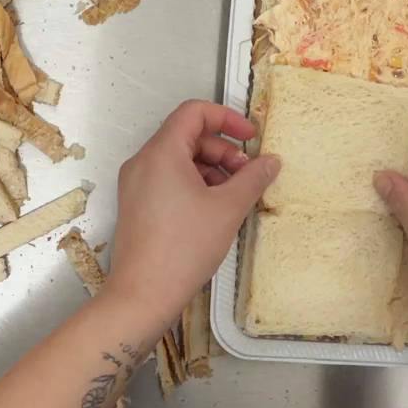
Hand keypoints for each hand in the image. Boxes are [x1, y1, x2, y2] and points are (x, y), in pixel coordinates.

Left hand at [105, 100, 278, 331]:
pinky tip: (213, 210)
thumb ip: (253, 178)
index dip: (227, 118)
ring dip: (210, 169)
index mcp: (161, 152)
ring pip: (178, 160)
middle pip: (187, 136)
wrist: (143, 294)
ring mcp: (136, 185)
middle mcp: (142, 162)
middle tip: (247, 174)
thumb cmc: (184, 248)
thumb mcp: (228, 209)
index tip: (251, 137)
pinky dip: (193, 185)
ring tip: (233, 196)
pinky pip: (167, 181)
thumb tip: (271, 161)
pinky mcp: (136, 206)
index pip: (194, 112)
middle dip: (222, 149)